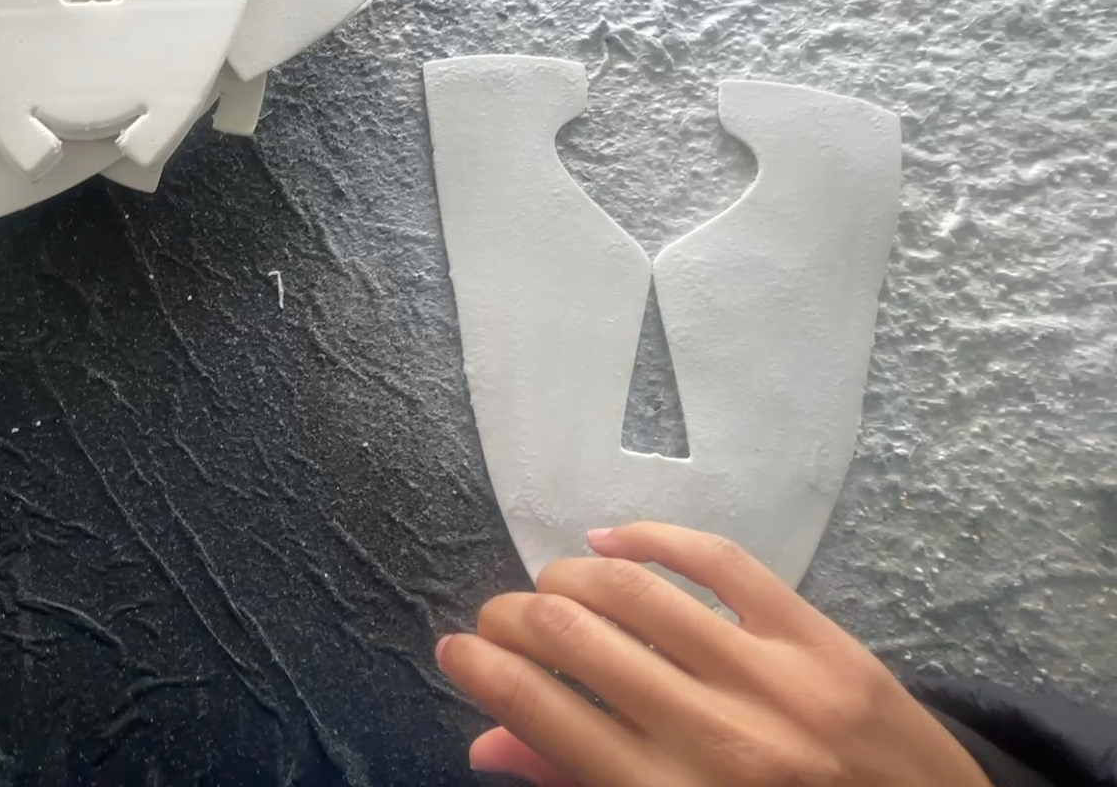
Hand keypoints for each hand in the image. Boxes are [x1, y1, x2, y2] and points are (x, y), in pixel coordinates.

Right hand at [436, 523, 991, 786]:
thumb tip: (484, 742)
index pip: (537, 708)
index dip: (477, 666)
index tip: (455, 649)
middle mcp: (721, 739)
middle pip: (569, 634)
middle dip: (507, 615)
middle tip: (499, 622)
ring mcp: (778, 681)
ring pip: (628, 588)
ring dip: (564, 578)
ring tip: (552, 592)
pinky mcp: (824, 641)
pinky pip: (715, 557)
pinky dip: (645, 537)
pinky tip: (606, 541)